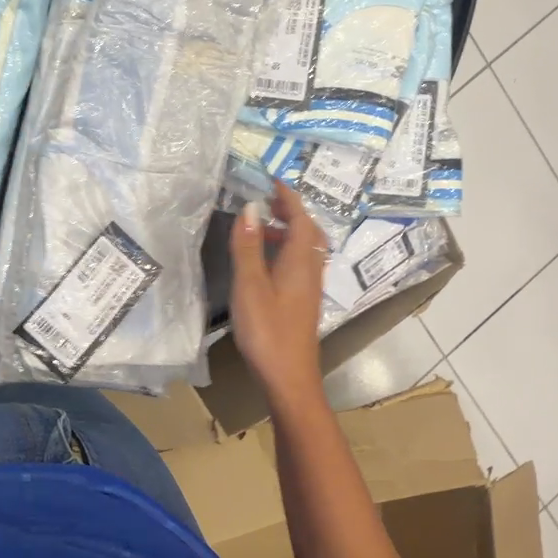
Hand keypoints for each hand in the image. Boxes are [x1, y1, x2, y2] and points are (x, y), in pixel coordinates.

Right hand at [229, 183, 330, 397]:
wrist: (288, 378)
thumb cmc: (267, 331)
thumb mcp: (249, 286)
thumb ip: (248, 247)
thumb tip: (250, 208)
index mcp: (299, 262)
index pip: (300, 219)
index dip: (288, 197)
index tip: (272, 180)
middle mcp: (310, 271)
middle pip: (309, 232)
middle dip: (291, 212)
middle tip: (268, 201)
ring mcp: (309, 288)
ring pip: (305, 249)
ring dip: (287, 231)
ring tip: (259, 228)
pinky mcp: (302, 302)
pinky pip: (299, 264)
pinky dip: (285, 251)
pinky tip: (265, 262)